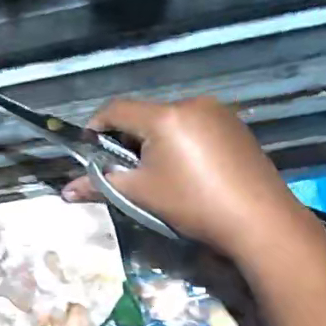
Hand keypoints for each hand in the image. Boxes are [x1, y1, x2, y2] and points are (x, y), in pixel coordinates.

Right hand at [60, 97, 309, 257]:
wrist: (261, 221)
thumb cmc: (192, 204)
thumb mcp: (139, 194)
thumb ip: (99, 185)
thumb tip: (64, 192)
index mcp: (164, 116)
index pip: (115, 109)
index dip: (94, 128)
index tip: (88, 152)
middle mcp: (190, 104)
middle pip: (142, 114)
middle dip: (126, 138)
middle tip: (122, 170)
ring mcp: (217, 112)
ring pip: (168, 120)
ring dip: (152, 141)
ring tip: (155, 174)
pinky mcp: (235, 126)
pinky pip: (193, 126)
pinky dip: (178, 142)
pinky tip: (185, 172)